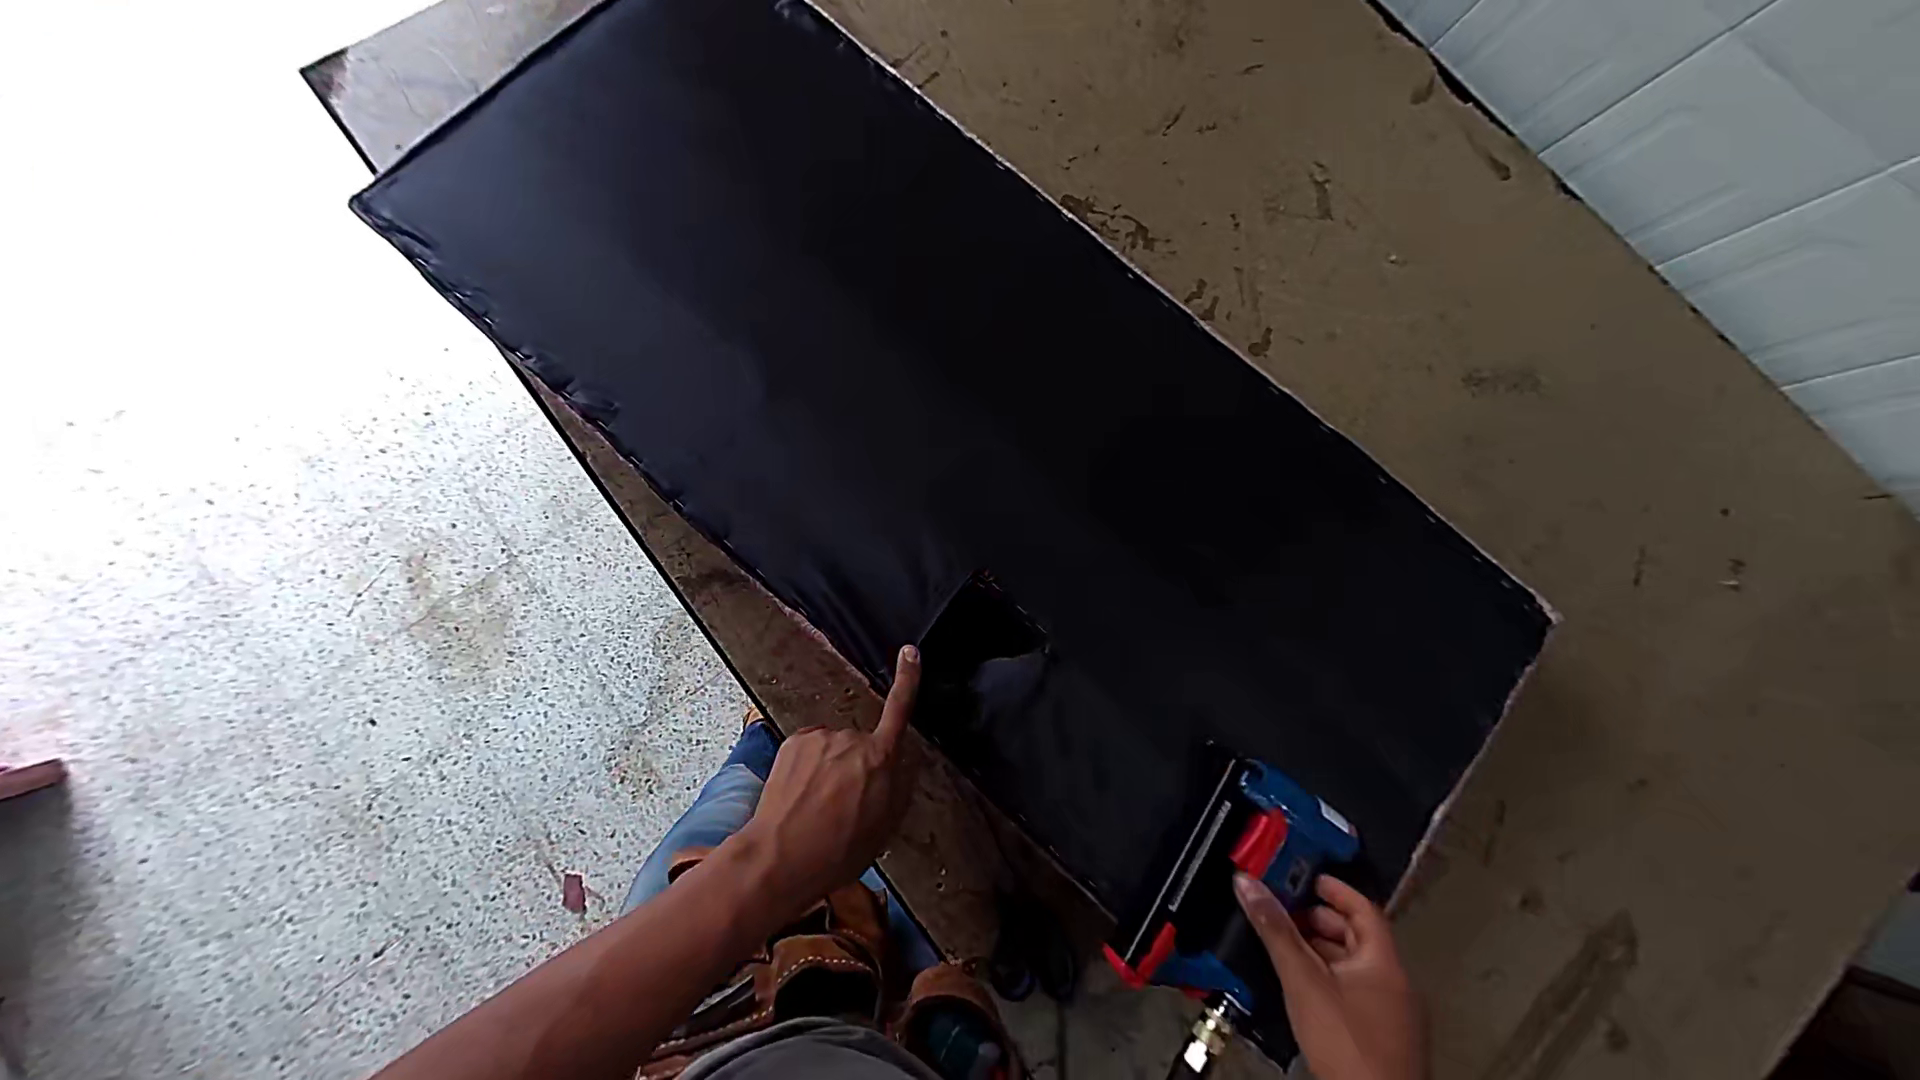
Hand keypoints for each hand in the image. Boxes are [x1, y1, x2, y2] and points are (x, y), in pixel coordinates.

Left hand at [728, 645, 921, 917]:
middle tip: (842, 805)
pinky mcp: (795, 741)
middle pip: (861, 746)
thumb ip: (897, 787)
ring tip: (816, 806)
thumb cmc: (835, 851)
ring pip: (834, 748)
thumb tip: (897, 766)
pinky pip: (811, 749)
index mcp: (880, 759)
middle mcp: (851, 741)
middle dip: (856, 767)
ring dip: (829, 768)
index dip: (908, 679)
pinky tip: (801, 795)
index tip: (910, 653)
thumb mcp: (885, 827)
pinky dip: (808, 766)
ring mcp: (821, 739)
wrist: (780, 857)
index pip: (900, 710)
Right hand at [1234, 872, 1425, 1079]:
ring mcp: (1393, 1013)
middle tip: (1281, 912)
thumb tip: (1246, 882)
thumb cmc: (1344, 1041)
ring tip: (1282, 945)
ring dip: (1319, 949)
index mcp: (1384, 962)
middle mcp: (1396, 983)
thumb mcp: (1302, 979)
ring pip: (1353, 964)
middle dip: (1317, 919)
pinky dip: (1326, 975)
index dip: (1333, 888)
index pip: (1362, 907)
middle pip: (1356, 935)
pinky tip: (1299, 983)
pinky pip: (1353, 988)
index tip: (1302, 877)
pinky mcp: (1383, 1037)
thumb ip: (1275, 929)